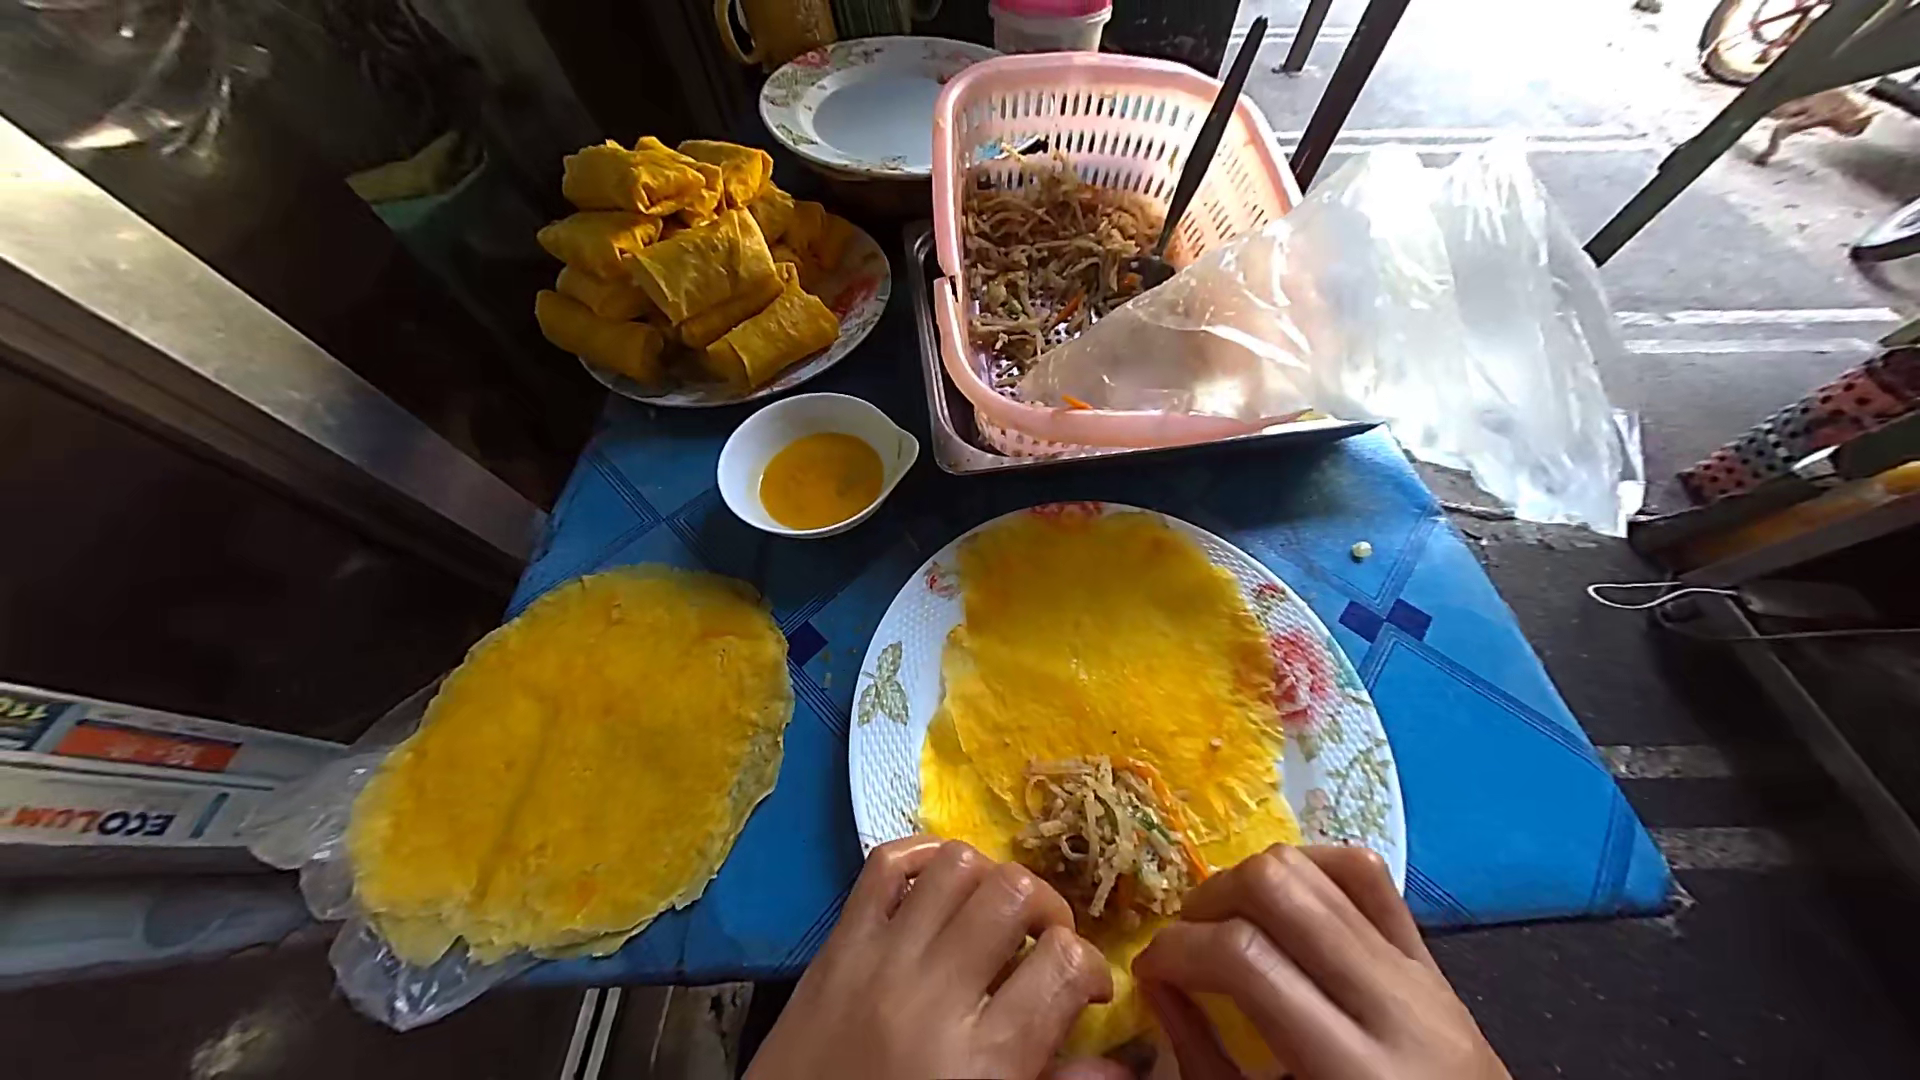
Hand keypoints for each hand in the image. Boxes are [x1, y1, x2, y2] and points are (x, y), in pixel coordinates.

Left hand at [746, 836, 1113, 1079]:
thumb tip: (1124, 1061)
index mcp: (982, 1063)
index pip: (1061, 966)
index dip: (1088, 964)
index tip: (1084, 980)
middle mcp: (935, 993)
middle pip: (1012, 893)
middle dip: (1045, 905)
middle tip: (1043, 935)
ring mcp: (882, 957)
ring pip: (954, 864)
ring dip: (988, 875)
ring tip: (992, 907)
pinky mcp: (840, 942)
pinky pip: (885, 863)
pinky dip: (921, 853)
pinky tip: (940, 878)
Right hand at [1133, 845, 1508, 1079]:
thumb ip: (1203, 1060)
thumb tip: (1155, 980)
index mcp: (1359, 1074)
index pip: (1245, 957)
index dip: (1178, 950)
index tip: (1150, 969)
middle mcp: (1397, 1006)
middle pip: (1277, 888)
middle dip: (1209, 901)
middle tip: (1188, 940)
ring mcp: (1422, 974)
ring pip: (1312, 866)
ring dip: (1246, 880)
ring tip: (1225, 921)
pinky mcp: (1432, 960)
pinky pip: (1365, 873)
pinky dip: (1309, 865)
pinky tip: (1283, 901)